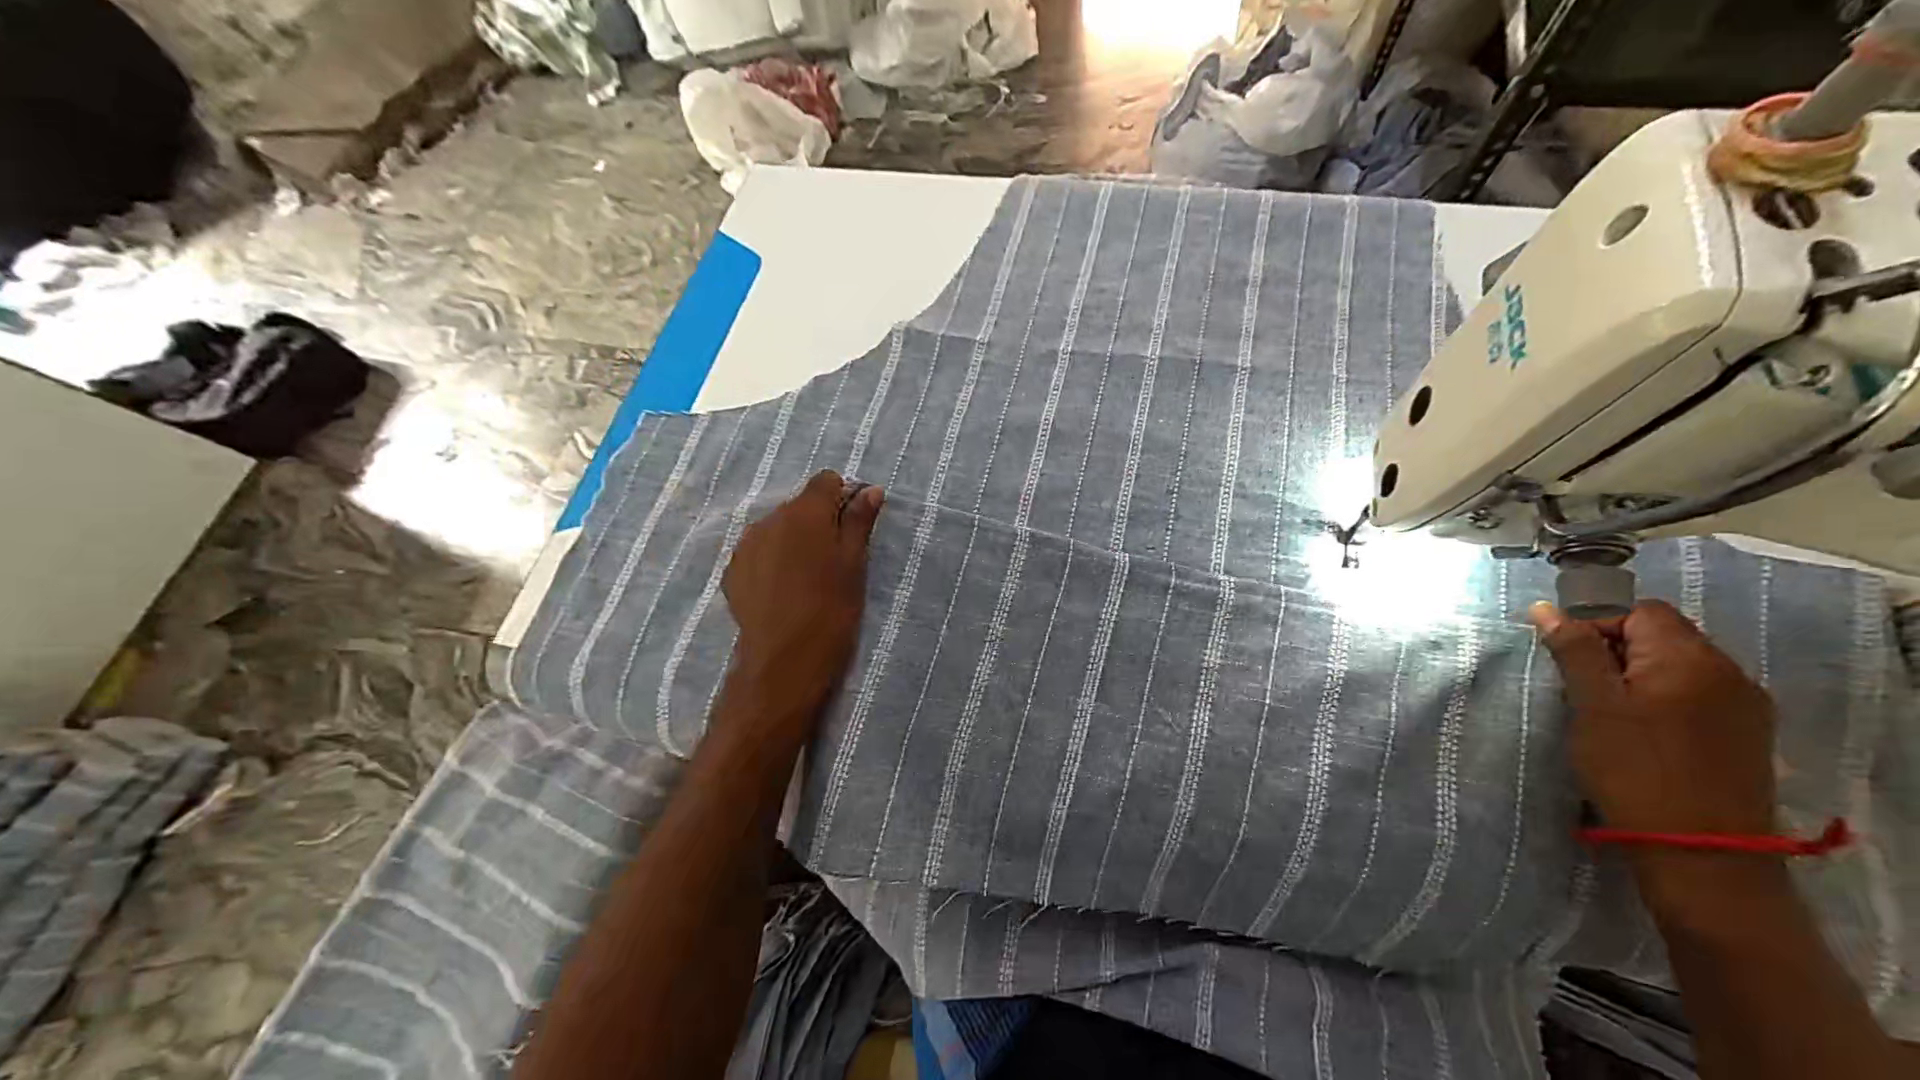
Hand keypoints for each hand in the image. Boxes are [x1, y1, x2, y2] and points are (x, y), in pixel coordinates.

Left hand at [722, 471, 883, 713]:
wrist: (784, 661)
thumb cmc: (831, 609)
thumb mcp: (854, 564)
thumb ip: (860, 521)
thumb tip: (869, 489)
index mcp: (806, 512)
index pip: (826, 481)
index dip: (843, 499)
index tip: (853, 528)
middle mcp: (771, 518)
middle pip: (800, 505)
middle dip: (819, 522)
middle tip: (834, 560)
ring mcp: (747, 544)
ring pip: (778, 528)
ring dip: (794, 541)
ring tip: (808, 579)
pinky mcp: (733, 570)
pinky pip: (759, 552)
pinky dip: (773, 561)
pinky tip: (784, 591)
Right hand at [1530, 599, 1777, 838]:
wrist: (1699, 850)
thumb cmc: (1634, 768)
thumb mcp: (1592, 704)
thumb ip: (1573, 650)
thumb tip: (1547, 608)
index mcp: (1691, 657)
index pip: (1638, 612)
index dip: (1596, 626)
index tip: (1569, 663)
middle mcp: (1729, 672)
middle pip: (1662, 636)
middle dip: (1615, 652)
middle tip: (1584, 691)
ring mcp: (1745, 706)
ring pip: (1678, 667)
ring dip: (1637, 678)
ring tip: (1609, 714)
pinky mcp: (1746, 735)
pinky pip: (1696, 695)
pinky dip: (1663, 701)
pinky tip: (1643, 733)